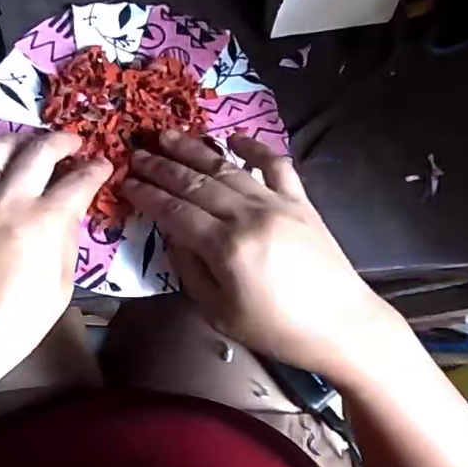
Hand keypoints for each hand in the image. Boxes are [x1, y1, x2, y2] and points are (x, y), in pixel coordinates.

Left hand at [0, 132, 108, 398]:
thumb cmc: (14, 324)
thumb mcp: (60, 288)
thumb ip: (67, 242)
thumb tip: (67, 215)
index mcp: (44, 221)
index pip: (78, 181)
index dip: (96, 169)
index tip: (103, 165)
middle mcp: (10, 198)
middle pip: (40, 150)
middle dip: (63, 140)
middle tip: (73, 142)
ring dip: (21, 138)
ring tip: (30, 142)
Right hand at [120, 131, 403, 378]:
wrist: (342, 325)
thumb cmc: (276, 329)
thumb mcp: (219, 313)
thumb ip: (190, 270)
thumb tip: (172, 235)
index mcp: (226, 247)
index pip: (174, 211)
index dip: (147, 195)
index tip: (125, 181)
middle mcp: (249, 215)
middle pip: (196, 183)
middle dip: (162, 167)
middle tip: (137, 153)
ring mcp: (277, 203)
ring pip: (228, 168)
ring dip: (194, 150)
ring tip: (168, 136)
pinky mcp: (301, 201)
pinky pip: (276, 165)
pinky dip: (254, 147)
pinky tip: (234, 137)